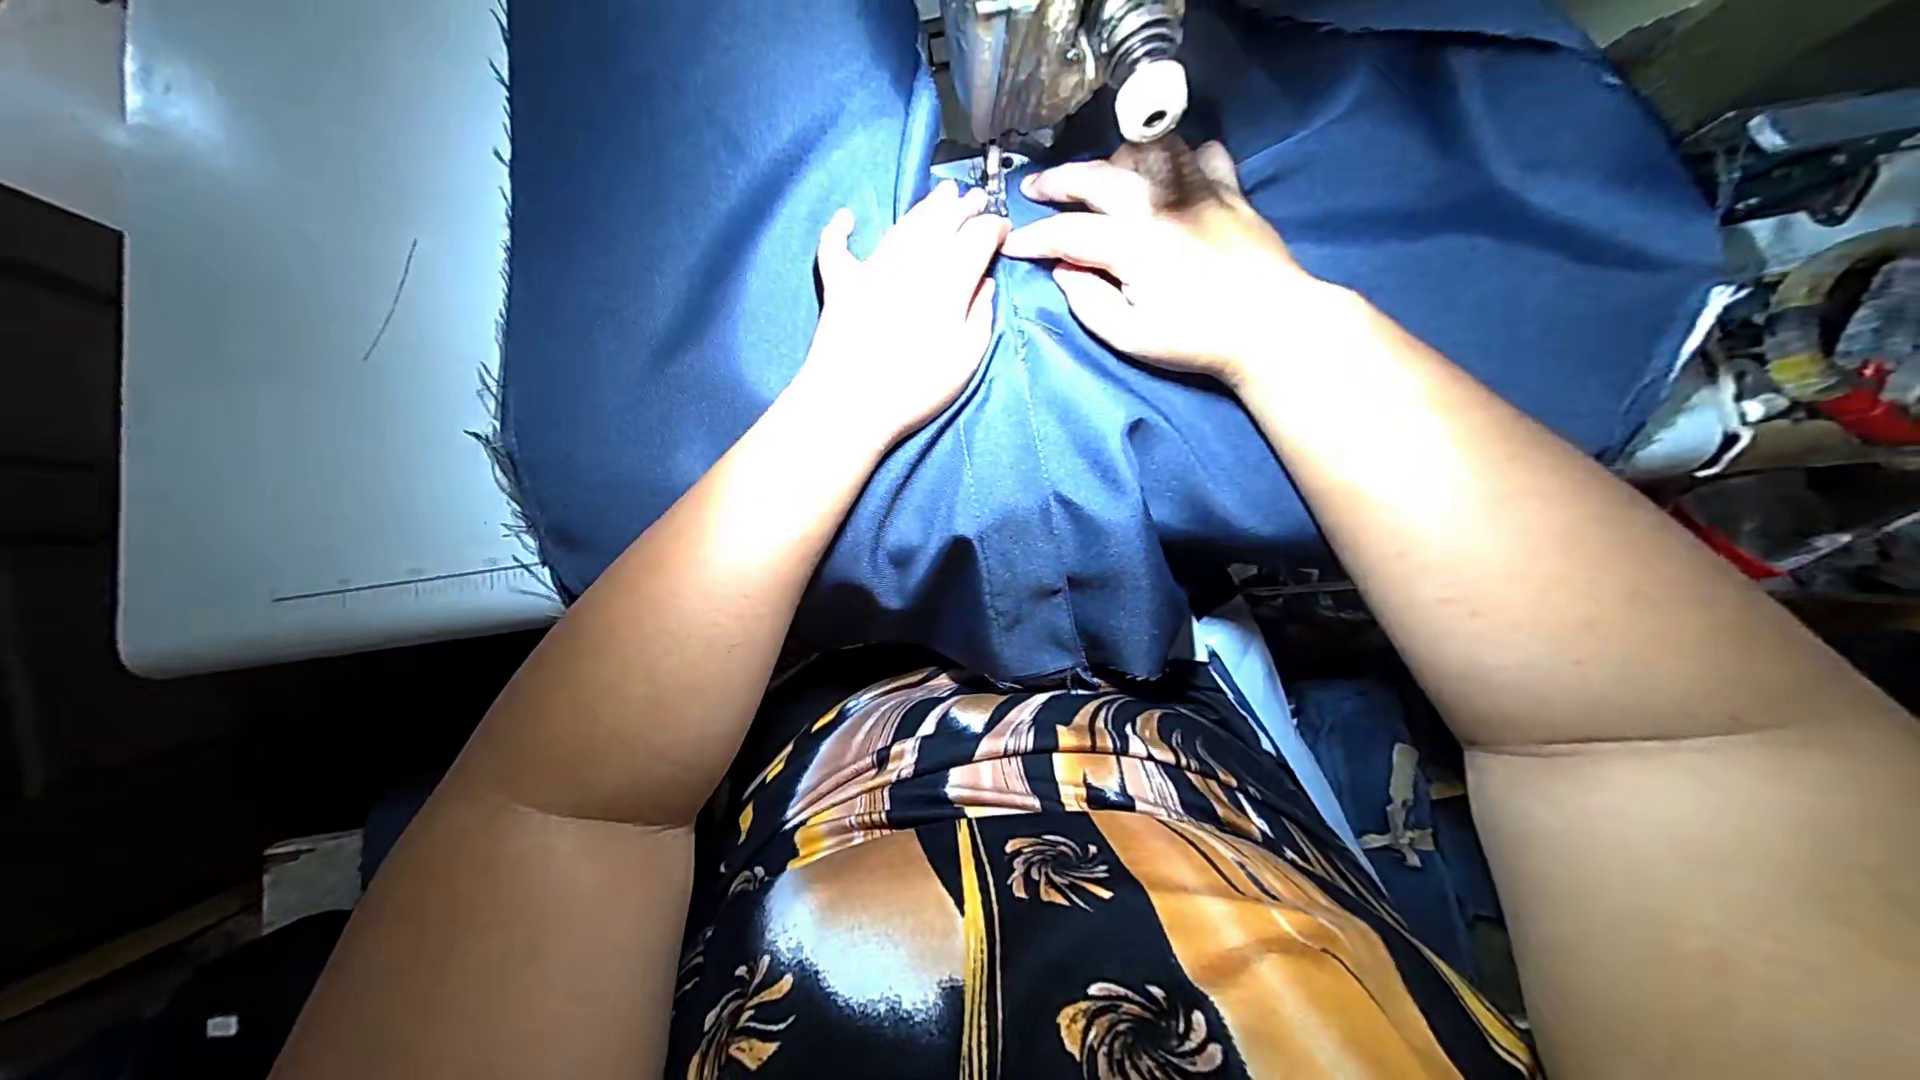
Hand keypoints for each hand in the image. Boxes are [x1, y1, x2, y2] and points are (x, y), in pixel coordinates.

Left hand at [788, 180, 1008, 448]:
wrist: (853, 401)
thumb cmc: (919, 385)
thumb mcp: (967, 355)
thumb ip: (981, 314)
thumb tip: (985, 283)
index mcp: (950, 277)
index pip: (978, 236)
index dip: (993, 227)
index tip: (1003, 229)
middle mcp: (912, 260)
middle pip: (941, 221)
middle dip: (961, 206)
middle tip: (974, 197)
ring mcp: (872, 267)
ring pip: (902, 225)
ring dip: (924, 207)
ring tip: (939, 194)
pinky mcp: (840, 283)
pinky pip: (836, 248)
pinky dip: (839, 230)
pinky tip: (846, 217)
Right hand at [1001, 139, 1340, 388]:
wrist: (1270, 326)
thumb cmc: (1196, 339)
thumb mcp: (1131, 336)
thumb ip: (1089, 302)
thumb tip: (1064, 272)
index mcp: (1131, 244)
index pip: (1068, 232)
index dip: (1034, 238)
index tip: (1012, 244)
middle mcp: (1159, 205)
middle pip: (1096, 177)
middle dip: (1057, 181)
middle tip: (1035, 187)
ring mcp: (1197, 191)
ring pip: (1146, 152)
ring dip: (1113, 161)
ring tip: (1100, 178)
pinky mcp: (1229, 191)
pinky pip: (1201, 155)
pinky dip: (1179, 160)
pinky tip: (1170, 178)